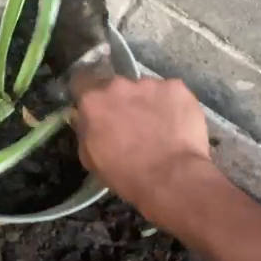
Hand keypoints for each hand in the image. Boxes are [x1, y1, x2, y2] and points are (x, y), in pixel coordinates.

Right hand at [73, 77, 217, 221]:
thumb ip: (86, 131)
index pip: (82, 82)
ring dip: (148, 104)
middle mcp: (119, 85)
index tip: (97, 108)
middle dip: (122, 102)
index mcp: (93, 101)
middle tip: (132, 125)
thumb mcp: (91, 158)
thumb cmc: (126, 175)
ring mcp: (150, 84)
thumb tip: (89, 121)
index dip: (89, 95)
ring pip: (146, 90)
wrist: (172, 178)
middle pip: (117, 88)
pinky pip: (171, 94)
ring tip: (160, 129)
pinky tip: (178, 126)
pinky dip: (173, 106)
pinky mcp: (177, 88)